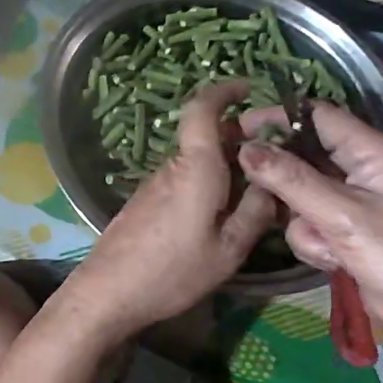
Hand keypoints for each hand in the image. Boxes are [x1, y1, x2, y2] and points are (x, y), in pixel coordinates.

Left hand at [63, 81, 278, 337]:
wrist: (106, 293)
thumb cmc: (171, 272)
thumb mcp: (228, 249)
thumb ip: (255, 211)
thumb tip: (271, 180)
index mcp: (194, 168)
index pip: (202, 110)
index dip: (224, 91)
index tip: (247, 89)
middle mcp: (170, 168)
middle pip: (206, 138)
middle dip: (241, 139)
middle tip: (276, 161)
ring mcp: (152, 186)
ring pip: (195, 163)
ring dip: (225, 167)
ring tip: (256, 195)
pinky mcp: (142, 204)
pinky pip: (181, 182)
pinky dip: (205, 186)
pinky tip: (219, 215)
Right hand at [237, 102, 382, 357]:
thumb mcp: (344, 217)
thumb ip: (292, 181)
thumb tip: (245, 148)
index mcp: (374, 153)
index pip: (319, 117)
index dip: (279, 117)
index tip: (238, 126)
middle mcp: (362, 171)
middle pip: (302, 157)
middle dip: (280, 177)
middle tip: (250, 186)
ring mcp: (352, 204)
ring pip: (298, 197)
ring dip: (301, 221)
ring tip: (325, 244)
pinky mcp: (345, 232)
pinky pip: (308, 225)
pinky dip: (312, 243)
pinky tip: (333, 261)